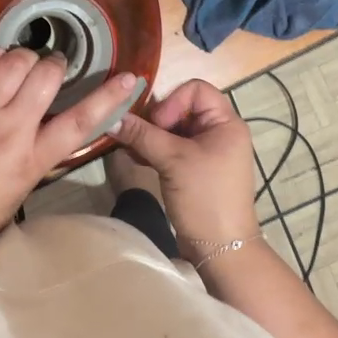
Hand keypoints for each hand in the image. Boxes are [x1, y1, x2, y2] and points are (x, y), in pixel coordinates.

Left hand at [0, 47, 141, 252]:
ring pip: (13, 62)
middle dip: (55, 64)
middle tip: (52, 67)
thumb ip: (37, 161)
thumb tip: (52, 134)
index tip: (128, 78)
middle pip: (47, 78)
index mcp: (31, 160)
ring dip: (24, 56)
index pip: (79, 123)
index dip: (108, 97)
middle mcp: (9, 130)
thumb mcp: (17, 195)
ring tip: (22, 62)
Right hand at [113, 80, 259, 248]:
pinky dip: (155, 150)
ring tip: (132, 150)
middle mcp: (219, 132)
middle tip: (140, 139)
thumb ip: (142, 135)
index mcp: (226, 122)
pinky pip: (173, 148)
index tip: (158, 126)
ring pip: (174, 129)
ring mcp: (208, 151)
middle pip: (182, 108)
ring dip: (152, 136)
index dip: (173, 102)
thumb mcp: (172, 161)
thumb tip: (111, 117)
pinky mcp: (195, 169)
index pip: (196, 89)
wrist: (220, 248)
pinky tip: (136, 159)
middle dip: (158, 120)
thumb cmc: (205, 197)